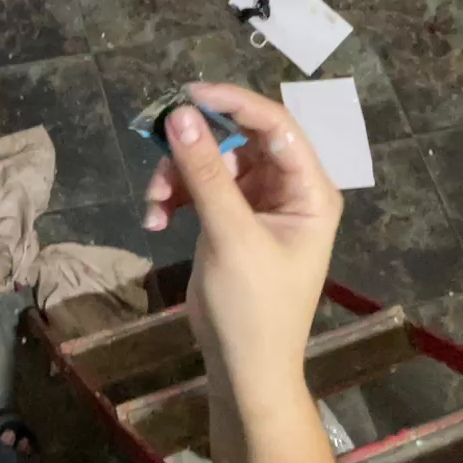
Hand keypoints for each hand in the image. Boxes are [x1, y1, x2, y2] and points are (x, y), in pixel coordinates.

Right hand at [143, 83, 342, 409]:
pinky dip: (173, 197)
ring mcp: (254, 202)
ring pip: (208, 162)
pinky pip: (196, 187)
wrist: (242, 368)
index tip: (187, 94)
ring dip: (175, 176)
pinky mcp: (227, 217)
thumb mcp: (230, 236)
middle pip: (235, 140)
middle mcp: (285, 188)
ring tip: (154, 203)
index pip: (275, 125)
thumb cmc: (253, 308)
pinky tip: (154, 219)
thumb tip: (179, 114)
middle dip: (193, 149)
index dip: (233, 102)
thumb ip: (204, 173)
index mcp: (308, 189)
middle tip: (157, 148)